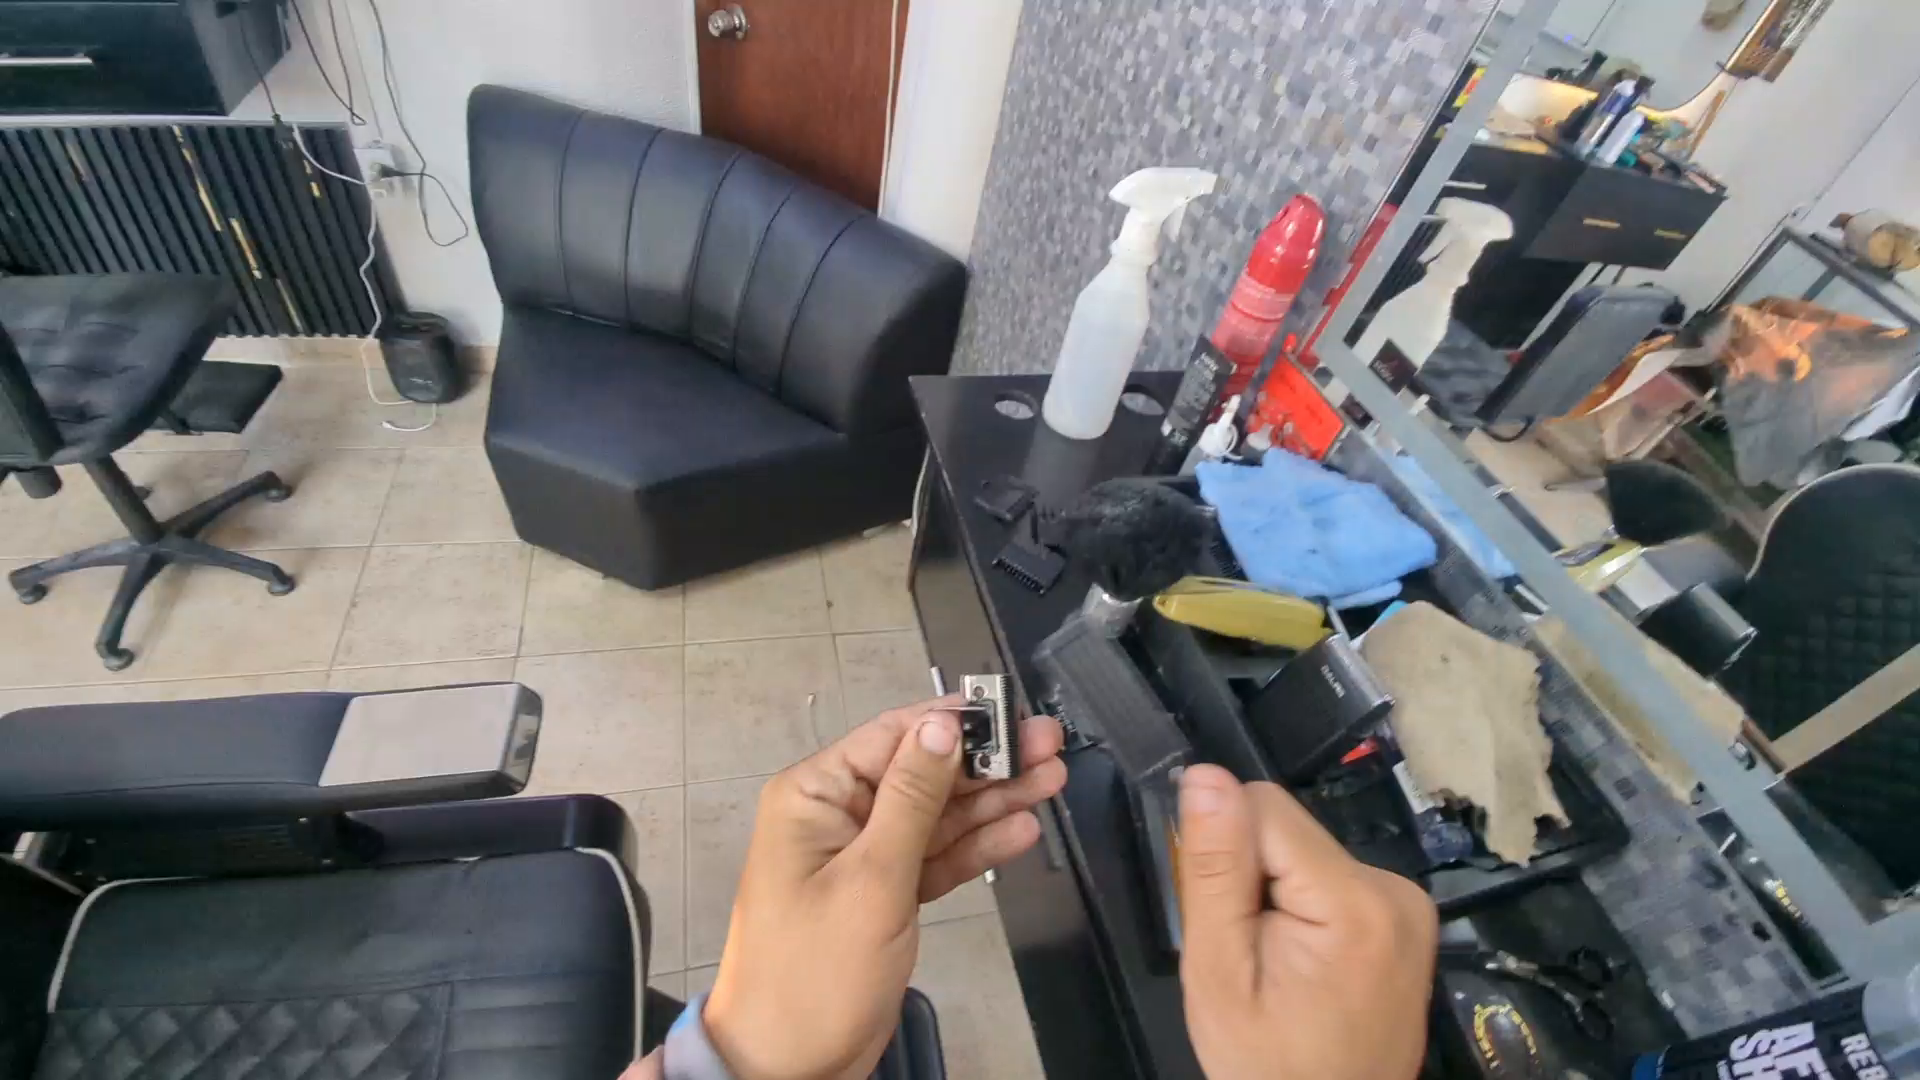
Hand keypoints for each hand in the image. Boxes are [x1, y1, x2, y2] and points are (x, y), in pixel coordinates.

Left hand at [703, 696, 1066, 1079]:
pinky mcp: (888, 888)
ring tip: (1052, 778)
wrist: (791, 1072)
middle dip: (986, 761)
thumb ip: (912, 797)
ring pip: (938, 813)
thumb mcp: (871, 878)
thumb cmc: (818, 969)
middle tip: (1049, 744)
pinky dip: (976, 846)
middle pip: (923, 772)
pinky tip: (1021, 830)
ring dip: (993, 799)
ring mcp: (867, 852)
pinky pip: (937, 854)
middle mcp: (840, 812)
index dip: (953, 721)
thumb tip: (942, 724)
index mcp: (816, 793)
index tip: (1009, 710)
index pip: (892, 737)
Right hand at [1177, 765, 1437, 1079]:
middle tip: (1242, 940)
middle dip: (1246, 867)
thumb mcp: (1218, 967)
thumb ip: (1214, 866)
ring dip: (1268, 882)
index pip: (1262, 806)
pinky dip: (1294, 897)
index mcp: (1356, 901)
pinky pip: (1320, 868)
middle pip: (1283, 825)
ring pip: (1297, 844)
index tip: (1224, 911)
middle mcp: (1394, 888)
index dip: (1223, 847)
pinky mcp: (1400, 914)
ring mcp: (1405, 903)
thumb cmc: (1263, 1060)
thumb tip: (1205, 775)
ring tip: (1268, 951)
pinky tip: (1295, 951)